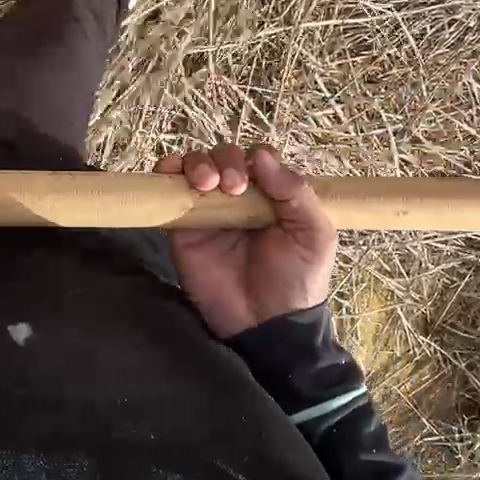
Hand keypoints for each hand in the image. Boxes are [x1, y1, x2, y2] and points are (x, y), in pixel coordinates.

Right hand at [160, 143, 337, 338]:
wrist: (264, 324)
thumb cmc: (296, 278)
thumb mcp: (313, 235)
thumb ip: (295, 193)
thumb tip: (260, 155)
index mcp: (271, 193)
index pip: (256, 157)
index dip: (251, 159)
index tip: (251, 180)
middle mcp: (237, 195)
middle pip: (222, 155)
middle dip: (223, 161)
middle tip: (231, 188)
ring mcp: (206, 207)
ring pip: (194, 164)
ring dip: (196, 163)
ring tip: (205, 184)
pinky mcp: (180, 225)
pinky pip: (168, 189)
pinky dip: (165, 174)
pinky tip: (172, 176)